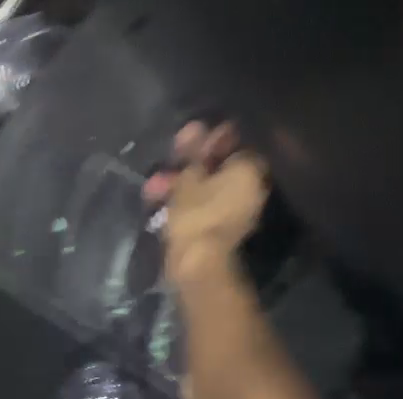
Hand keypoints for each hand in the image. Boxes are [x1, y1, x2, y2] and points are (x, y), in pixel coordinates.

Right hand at [142, 121, 269, 284]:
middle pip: (218, 167)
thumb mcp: (188, 179)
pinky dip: (185, 205)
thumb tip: (195, 128)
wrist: (197, 266)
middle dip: (188, 164)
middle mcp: (251, 187)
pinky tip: (160, 205)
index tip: (184, 137)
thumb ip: (191, 154)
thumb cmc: (196, 216)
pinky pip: (203, 208)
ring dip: (179, 186)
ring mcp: (236, 211)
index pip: (232, 142)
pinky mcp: (220, 231)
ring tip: (152, 189)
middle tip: (166, 161)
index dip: (208, 137)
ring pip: (206, 189)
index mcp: (250, 169)